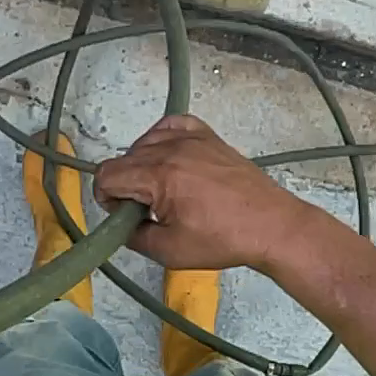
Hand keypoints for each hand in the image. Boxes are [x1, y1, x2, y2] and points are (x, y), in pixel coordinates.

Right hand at [92, 114, 321, 271]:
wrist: (270, 225)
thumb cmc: (224, 239)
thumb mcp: (170, 251)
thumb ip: (134, 236)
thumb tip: (121, 224)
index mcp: (160, 176)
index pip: (107, 173)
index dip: (106, 198)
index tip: (124, 215)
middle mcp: (173, 148)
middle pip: (124, 158)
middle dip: (125, 185)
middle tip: (145, 211)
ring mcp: (193, 138)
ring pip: (145, 142)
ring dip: (142, 165)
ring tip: (161, 190)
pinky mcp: (208, 136)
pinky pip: (172, 124)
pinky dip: (162, 138)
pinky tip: (169, 159)